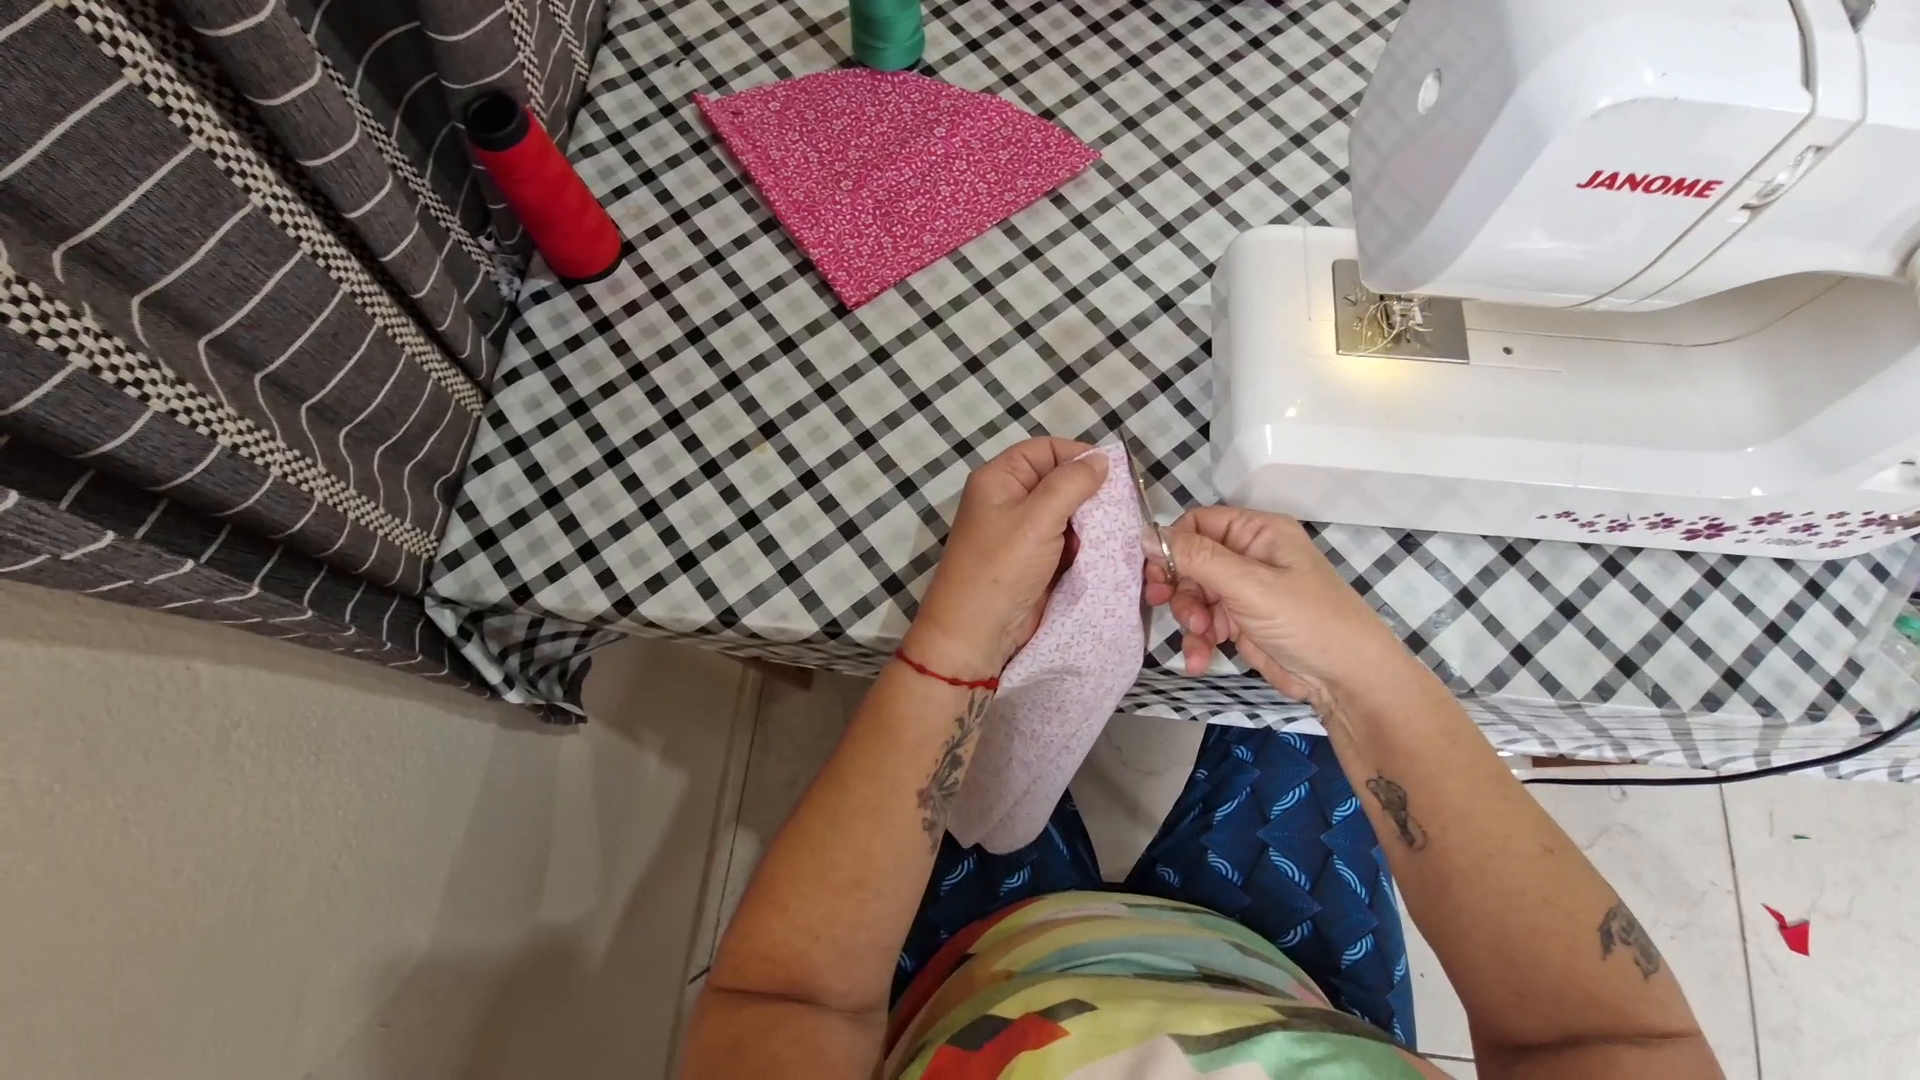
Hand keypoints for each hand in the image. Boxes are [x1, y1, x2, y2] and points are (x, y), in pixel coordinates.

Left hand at [905, 438, 1109, 677]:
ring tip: (1117, 530)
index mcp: (1000, 479)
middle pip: (1058, 481)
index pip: (1045, 450)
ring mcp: (1022, 533)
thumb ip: (1072, 483)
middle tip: (1122, 506)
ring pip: (1067, 514)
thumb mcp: (1038, 517)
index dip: (1077, 455)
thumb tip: (1100, 460)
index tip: (1113, 473)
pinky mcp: (1034, 561)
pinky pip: (1066, 542)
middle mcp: (1009, 500)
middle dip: (1089, 493)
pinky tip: (1105, 550)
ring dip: (1091, 523)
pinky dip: (1085, 545)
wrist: (977, 631)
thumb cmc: (1002, 567)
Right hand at [1144, 506, 1425, 711]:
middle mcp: (1249, 556)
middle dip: (1179, 588)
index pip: (1198, 524)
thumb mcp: (1248, 584)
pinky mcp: (1241, 623)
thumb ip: (1196, 557)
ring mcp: (1245, 591)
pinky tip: (1200, 660)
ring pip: (1194, 596)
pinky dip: (1199, 641)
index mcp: (1257, 532)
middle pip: (1191, 561)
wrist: (1347, 680)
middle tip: (1162, 604)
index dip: (1172, 545)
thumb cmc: (1306, 620)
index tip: (1154, 573)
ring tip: (1201, 637)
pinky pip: (1205, 624)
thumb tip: (1146, 535)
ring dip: (1189, 619)